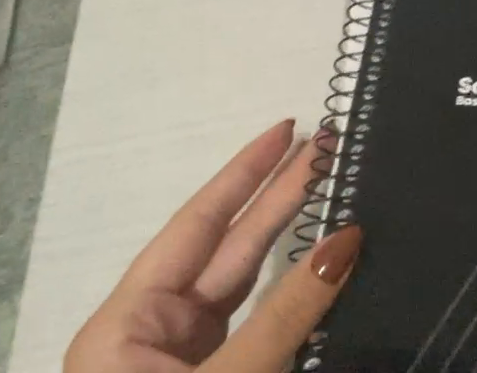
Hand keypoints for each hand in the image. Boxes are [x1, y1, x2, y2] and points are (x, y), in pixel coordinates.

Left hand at [66, 120, 362, 372]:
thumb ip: (289, 311)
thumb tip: (350, 235)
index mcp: (126, 326)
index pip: (196, 225)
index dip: (243, 173)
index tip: (289, 128)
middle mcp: (152, 333)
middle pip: (226, 245)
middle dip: (278, 194)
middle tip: (330, 145)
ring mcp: (184, 357)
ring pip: (247, 277)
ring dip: (291, 231)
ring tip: (333, 183)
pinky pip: (260, 314)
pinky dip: (296, 282)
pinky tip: (328, 256)